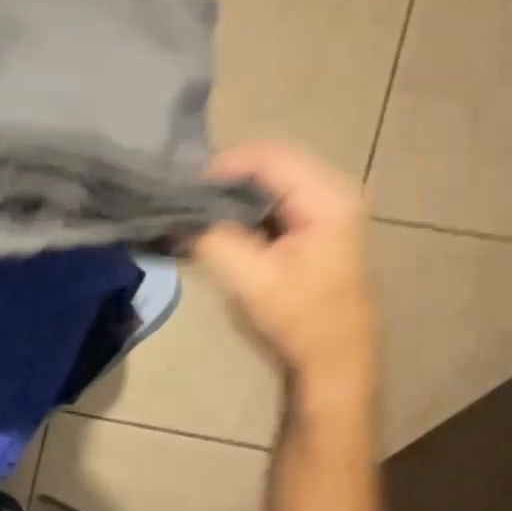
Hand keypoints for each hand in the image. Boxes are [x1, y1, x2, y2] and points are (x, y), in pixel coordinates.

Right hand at [192, 143, 378, 402]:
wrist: (336, 353)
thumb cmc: (301, 317)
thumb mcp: (252, 280)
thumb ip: (214, 241)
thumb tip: (175, 218)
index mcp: (327, 198)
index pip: (269, 157)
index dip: (222, 165)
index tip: (180, 188)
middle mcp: (333, 190)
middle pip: (270, 162)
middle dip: (223, 176)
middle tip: (180, 197)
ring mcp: (326, 205)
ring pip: (269, 179)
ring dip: (229, 191)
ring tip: (191, 208)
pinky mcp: (313, 222)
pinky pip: (272, 198)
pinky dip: (241, 205)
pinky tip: (214, 222)